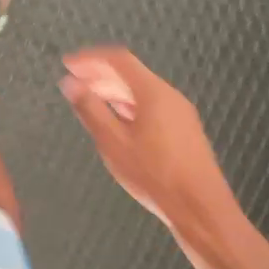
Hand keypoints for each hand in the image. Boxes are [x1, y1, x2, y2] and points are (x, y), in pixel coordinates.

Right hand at [59, 47, 242, 247]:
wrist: (201, 209)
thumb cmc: (153, 175)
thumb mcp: (113, 143)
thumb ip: (90, 109)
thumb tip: (70, 83)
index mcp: (153, 93)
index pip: (119, 60)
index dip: (91, 59)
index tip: (67, 64)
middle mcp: (170, 96)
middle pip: (131, 73)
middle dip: (100, 73)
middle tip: (74, 80)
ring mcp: (180, 114)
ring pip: (142, 91)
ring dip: (114, 90)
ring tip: (89, 99)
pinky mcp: (184, 131)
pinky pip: (151, 106)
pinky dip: (128, 105)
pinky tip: (116, 121)